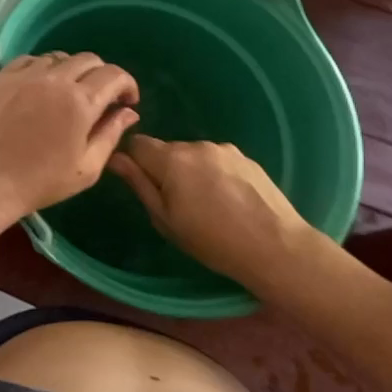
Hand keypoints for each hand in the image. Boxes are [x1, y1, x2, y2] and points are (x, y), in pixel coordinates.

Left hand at [0, 53, 140, 218]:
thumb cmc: (42, 181)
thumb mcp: (87, 167)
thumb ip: (111, 134)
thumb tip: (129, 111)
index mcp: (80, 102)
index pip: (114, 74)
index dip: (127, 84)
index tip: (127, 101)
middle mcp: (55, 79)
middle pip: (89, 60)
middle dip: (102, 75)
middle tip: (101, 98)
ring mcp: (26, 75)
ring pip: (59, 57)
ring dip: (72, 70)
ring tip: (69, 93)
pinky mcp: (3, 76)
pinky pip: (31, 60)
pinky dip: (44, 68)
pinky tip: (41, 88)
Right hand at [108, 135, 319, 293]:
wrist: (276, 247)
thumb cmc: (213, 240)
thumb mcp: (165, 220)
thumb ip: (139, 184)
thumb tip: (115, 157)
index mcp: (171, 159)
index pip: (137, 144)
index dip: (135, 162)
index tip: (145, 186)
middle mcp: (195, 145)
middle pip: (167, 150)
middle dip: (166, 169)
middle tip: (178, 204)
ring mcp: (223, 149)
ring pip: (193, 156)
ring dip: (192, 172)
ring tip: (208, 204)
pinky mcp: (246, 158)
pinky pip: (217, 161)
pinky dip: (215, 175)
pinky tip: (229, 200)